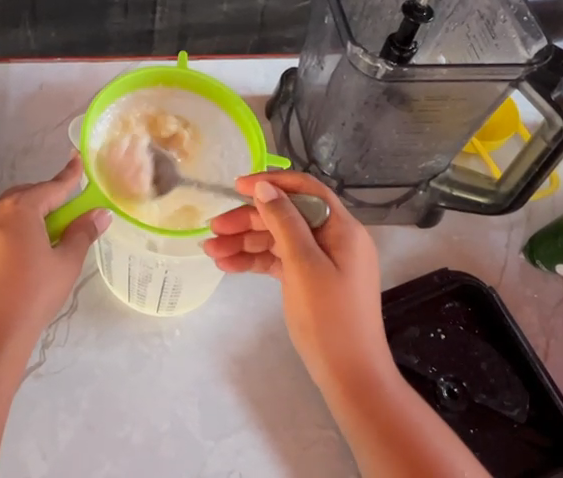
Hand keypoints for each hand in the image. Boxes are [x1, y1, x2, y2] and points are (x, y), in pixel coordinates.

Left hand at [0, 154, 110, 358]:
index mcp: (19, 210)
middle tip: (56, 215)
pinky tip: (2, 271)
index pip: (50, 188)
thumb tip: (100, 214)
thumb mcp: (65, 265)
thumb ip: (82, 234)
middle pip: (20, 199)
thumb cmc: (32, 297)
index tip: (76, 163)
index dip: (67, 177)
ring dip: (14, 225)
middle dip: (40, 202)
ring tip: (28, 247)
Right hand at [205, 171, 386, 389]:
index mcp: (342, 229)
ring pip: (278, 239)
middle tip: (213, 228)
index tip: (237, 187)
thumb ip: (284, 221)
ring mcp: (322, 261)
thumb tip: (265, 187)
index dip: (271, 184)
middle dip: (248, 220)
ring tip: (211, 251)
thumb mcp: (304, 265)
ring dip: (245, 242)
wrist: (352, 379)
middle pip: (286, 216)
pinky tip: (227, 265)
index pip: (305, 190)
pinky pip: (280, 261)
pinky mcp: (311, 281)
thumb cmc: (330, 318)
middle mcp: (334, 239)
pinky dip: (255, 261)